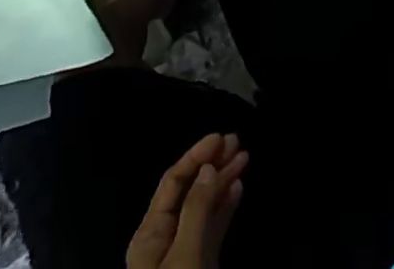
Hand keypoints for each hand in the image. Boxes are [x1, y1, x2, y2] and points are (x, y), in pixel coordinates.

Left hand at [127, 133, 249, 268]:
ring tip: (243, 157)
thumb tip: (208, 167)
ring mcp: (183, 250)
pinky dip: (225, 205)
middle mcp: (165, 237)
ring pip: (204, 205)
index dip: (195, 156)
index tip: (219, 137)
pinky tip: (238, 187)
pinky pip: (212, 226)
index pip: (173, 182)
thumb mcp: (185, 254)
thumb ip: (196, 210)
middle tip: (236, 140)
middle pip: (190, 190)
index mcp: (150, 233)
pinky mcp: (200, 262)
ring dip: (223, 180)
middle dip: (212, 163)